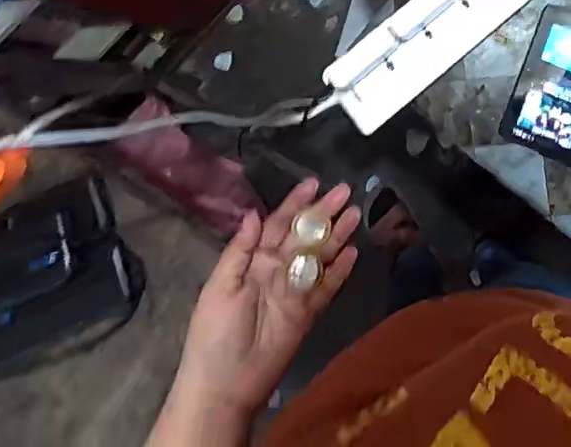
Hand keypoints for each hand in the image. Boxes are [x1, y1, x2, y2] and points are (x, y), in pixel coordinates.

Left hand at [169, 179, 360, 423]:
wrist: (224, 387)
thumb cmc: (214, 333)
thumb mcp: (219, 287)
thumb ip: (240, 250)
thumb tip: (254, 212)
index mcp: (255, 259)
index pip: (279, 223)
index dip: (296, 203)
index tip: (314, 183)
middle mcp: (278, 268)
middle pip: (305, 234)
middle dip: (324, 212)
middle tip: (344, 191)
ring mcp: (295, 289)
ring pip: (320, 255)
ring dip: (337, 235)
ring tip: (355, 214)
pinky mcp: (308, 312)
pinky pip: (327, 287)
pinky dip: (340, 271)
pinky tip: (353, 253)